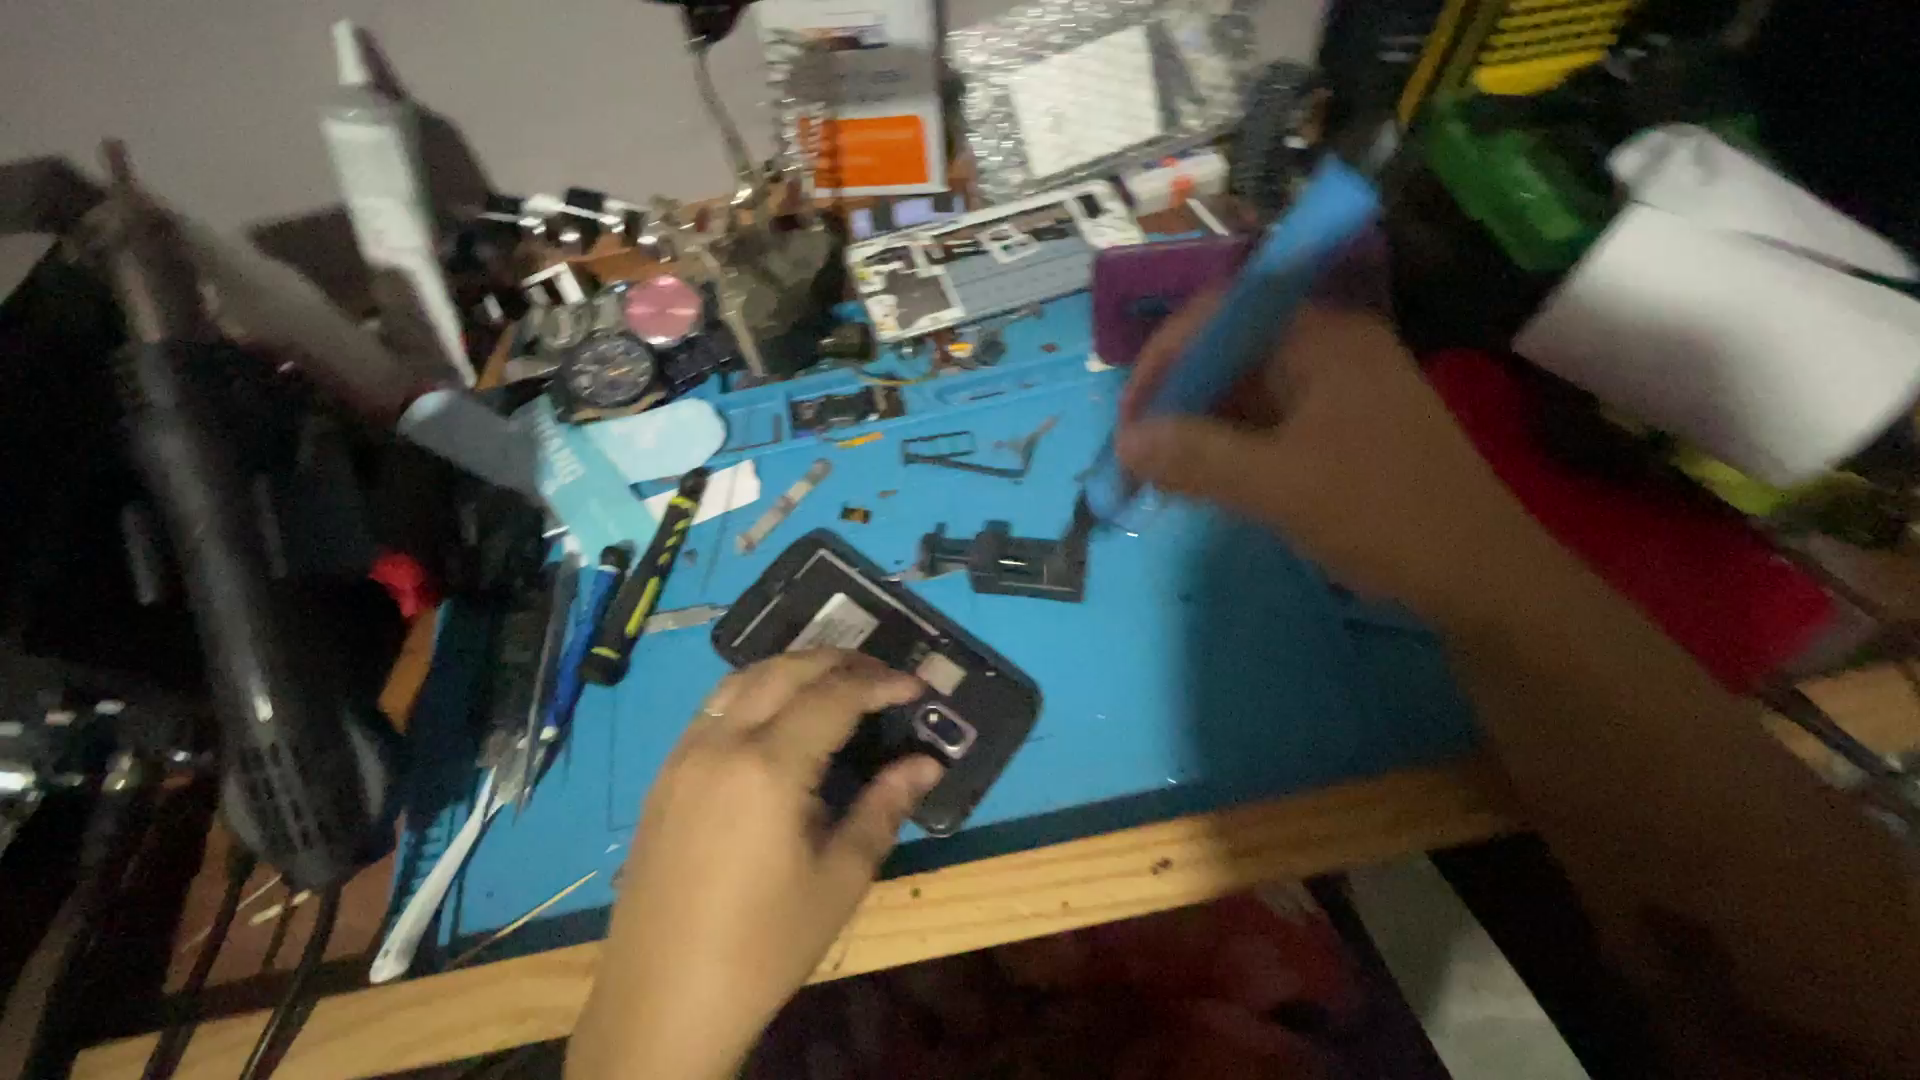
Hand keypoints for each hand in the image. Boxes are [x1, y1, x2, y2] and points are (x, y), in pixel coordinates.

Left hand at [567, 650, 941, 1079]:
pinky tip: (775, 716)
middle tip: (879, 675)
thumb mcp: (840, 879)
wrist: (663, 1002)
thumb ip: (884, 807)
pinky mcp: (664, 775)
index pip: (834, 696)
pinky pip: (713, 707)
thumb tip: (927, 763)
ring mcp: (684, 756)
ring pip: (741, 679)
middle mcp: (721, 744)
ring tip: (832, 681)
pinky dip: (753, 690)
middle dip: (838, 661)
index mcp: (769, 767)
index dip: (880, 682)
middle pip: (785, 670)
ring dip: (792, 668)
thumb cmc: (764, 946)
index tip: (914, 685)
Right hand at [1115, 299, 1549, 621]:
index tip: (1130, 420)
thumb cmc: (1384, 517)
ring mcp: (1337, 389)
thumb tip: (1124, 444)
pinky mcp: (1339, 428)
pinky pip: (1265, 422)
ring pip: (1243, 391)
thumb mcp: (1279, 487)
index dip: (1162, 359)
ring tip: (1159, 473)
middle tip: (1137, 454)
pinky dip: (1226, 447)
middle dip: (1174, 399)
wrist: (1480, 577)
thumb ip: (1196, 458)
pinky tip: (1203, 482)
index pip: (1219, 315)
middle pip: (1228, 351)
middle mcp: (1329, 349)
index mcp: (1323, 338)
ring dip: (1196, 427)